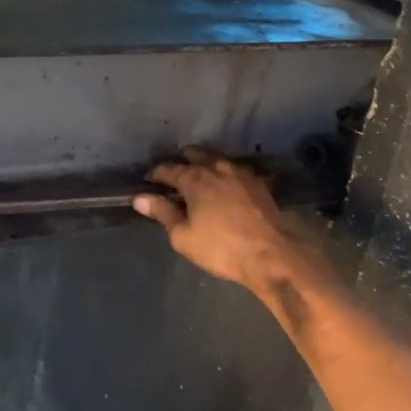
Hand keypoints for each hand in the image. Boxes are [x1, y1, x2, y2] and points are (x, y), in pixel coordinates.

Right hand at [133, 146, 325, 292]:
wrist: (271, 255)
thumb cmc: (221, 248)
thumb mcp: (183, 236)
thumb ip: (162, 212)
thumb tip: (140, 197)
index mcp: (194, 178)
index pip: (168, 168)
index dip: (155, 174)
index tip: (148, 181)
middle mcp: (217, 167)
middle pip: (194, 154)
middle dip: (182, 161)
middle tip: (174, 176)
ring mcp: (241, 172)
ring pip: (217, 159)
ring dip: (205, 164)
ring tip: (200, 179)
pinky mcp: (259, 183)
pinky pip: (235, 171)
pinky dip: (225, 175)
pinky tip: (225, 188)